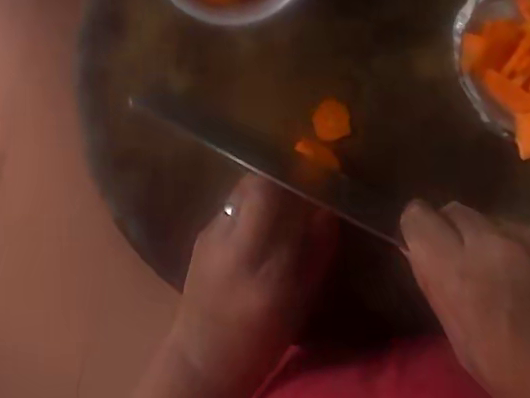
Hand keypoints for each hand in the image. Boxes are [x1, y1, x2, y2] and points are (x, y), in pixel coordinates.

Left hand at [138, 176, 336, 397]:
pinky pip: (231, 205)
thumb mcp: (297, 303)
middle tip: (300, 180)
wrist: (201, 357)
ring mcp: (211, 232)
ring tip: (282, 198)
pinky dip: (250, 204)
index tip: (315, 171)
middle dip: (279, 176)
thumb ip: (314, 254)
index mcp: (261, 264)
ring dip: (264, 187)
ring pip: (241, 190)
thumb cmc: (259, 338)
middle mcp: (231, 240)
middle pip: (254, 184)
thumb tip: (328, 211)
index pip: (271, 196)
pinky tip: (259, 219)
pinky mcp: (201, 234)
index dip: (293, 177)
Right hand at [402, 201, 529, 397]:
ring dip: (493, 241)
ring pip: (492, 219)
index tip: (428, 252)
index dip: (419, 233)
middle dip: (454, 233)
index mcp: (459, 272)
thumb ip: (443, 295)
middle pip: (452, 210)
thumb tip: (423, 259)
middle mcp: (489, 240)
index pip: (416, 216)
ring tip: (516, 278)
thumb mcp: (472, 353)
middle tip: (470, 268)